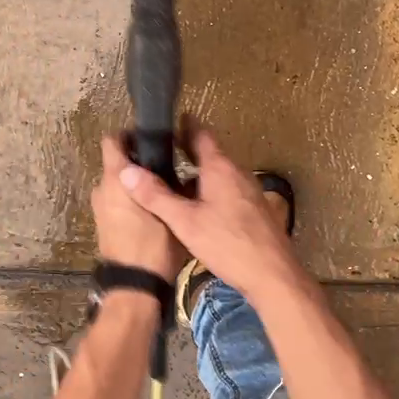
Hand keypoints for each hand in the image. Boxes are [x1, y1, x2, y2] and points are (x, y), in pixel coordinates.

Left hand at [92, 135, 183, 279]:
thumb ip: (171, 189)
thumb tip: (181, 171)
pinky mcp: (104, 224)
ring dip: (136, 184)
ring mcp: (100, 208)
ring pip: (119, 185)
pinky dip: (131, 201)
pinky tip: (154, 212)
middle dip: (139, 163)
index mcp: (115, 179)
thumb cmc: (153, 246)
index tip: (151, 138)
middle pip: (118, 163)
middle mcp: (102, 189)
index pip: (113, 140)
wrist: (133, 287)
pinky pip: (117, 202)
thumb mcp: (171, 213)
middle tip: (167, 167)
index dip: (129, 134)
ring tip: (164, 191)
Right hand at [120, 130, 308, 305]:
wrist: (273, 276)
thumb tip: (126, 171)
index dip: (184, 126)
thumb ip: (156, 196)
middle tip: (163, 152)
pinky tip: (198, 209)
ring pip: (219, 175)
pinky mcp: (255, 210)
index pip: (201, 134)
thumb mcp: (185, 222)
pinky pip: (228, 190)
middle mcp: (237, 173)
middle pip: (210, 154)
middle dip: (188, 151)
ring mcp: (249, 192)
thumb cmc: (228, 244)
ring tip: (175, 181)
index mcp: (220, 168)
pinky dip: (210, 191)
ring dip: (199, 174)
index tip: (168, 122)